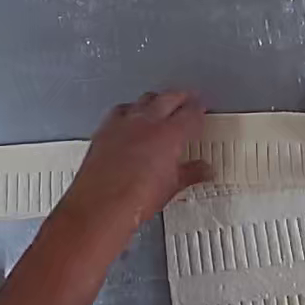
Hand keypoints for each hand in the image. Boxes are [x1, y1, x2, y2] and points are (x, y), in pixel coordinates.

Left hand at [56, 90, 210, 228]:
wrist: (100, 207)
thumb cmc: (134, 199)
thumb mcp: (172, 187)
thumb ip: (192, 172)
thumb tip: (203, 170)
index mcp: (170, 133)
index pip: (191, 113)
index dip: (199, 110)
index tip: (201, 110)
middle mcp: (147, 122)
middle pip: (169, 98)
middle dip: (181, 97)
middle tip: (188, 99)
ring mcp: (124, 123)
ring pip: (144, 99)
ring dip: (156, 100)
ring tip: (161, 103)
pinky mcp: (104, 129)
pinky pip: (120, 110)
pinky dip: (129, 110)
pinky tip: (129, 116)